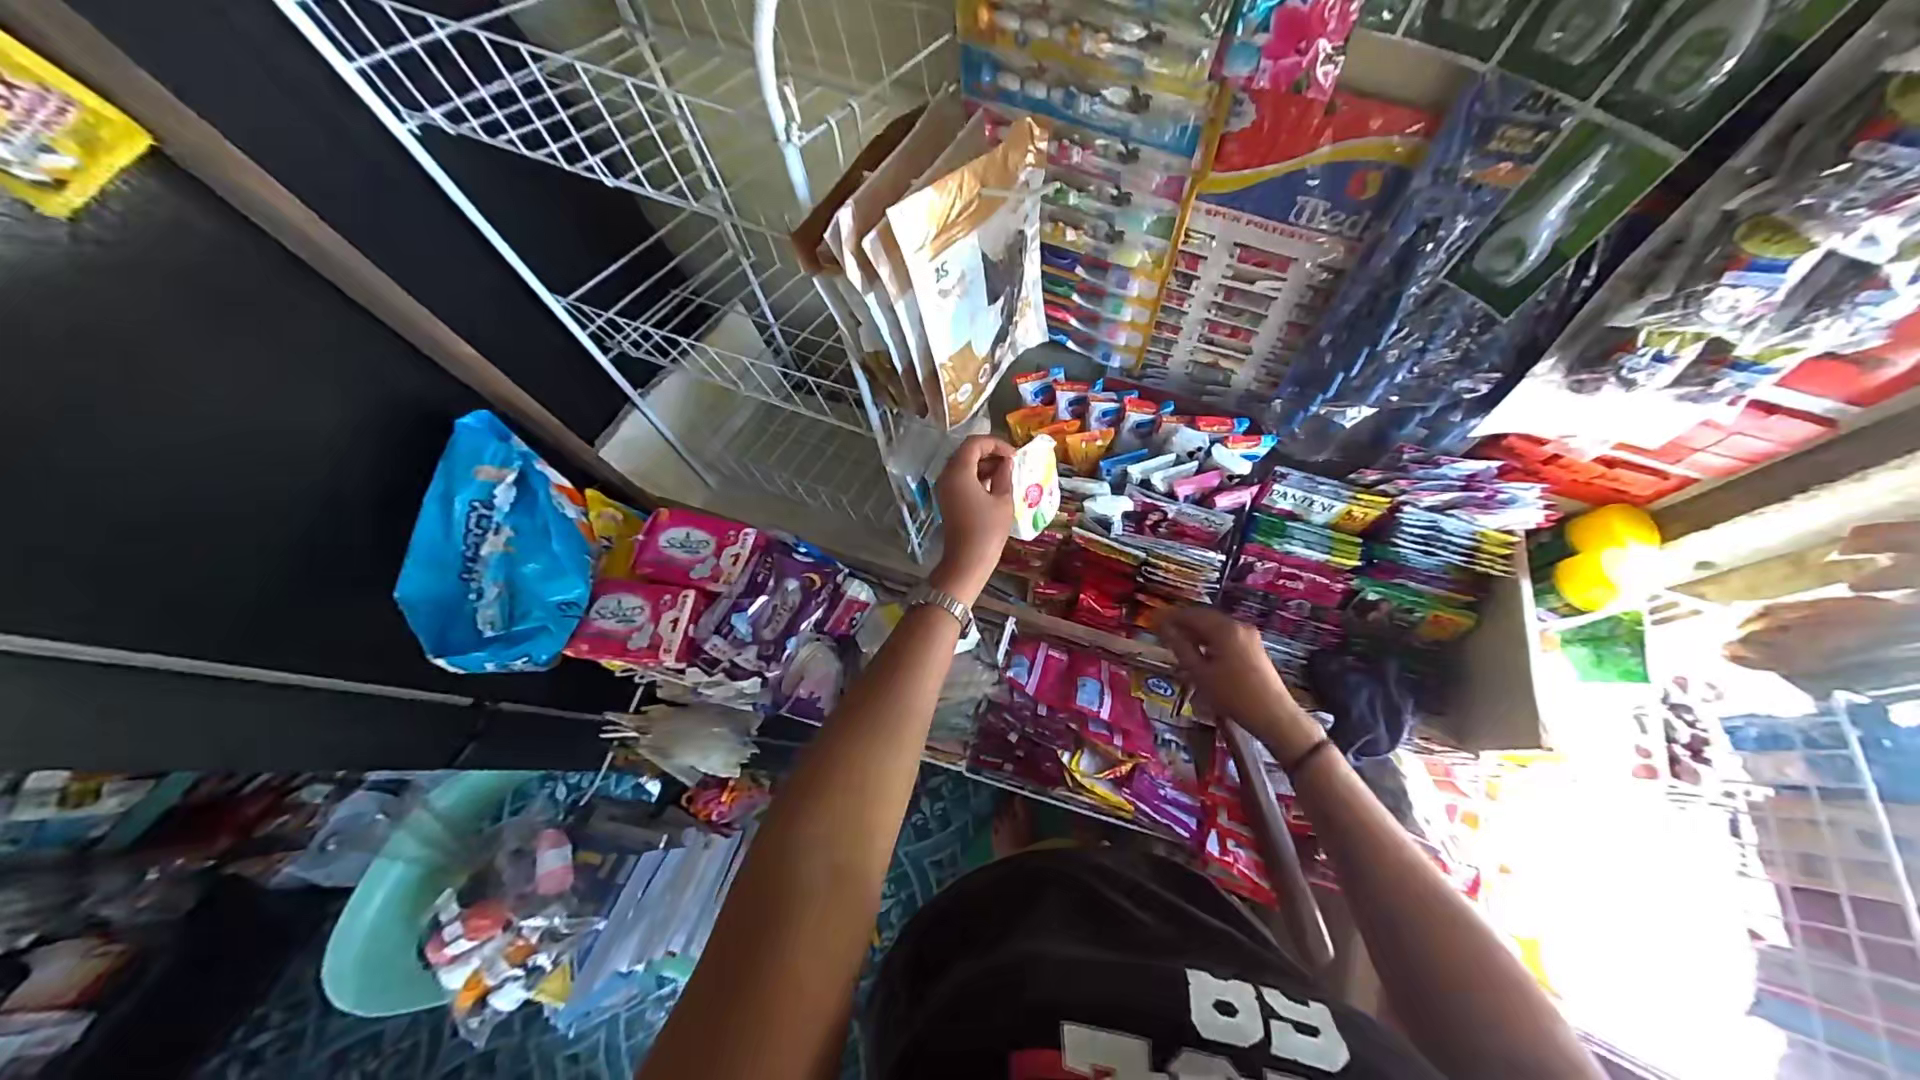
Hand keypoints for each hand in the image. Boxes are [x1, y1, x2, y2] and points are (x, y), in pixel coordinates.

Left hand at [929, 434, 1014, 602]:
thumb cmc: (987, 530)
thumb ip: (1004, 475)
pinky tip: (996, 484)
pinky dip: (977, 476)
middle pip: (967, 452)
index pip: (974, 443)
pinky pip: (961, 478)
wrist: (967, 560)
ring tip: (1007, 473)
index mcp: (958, 471)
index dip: (996, 443)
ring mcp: (945, 487)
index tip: (1013, 455)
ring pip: (964, 465)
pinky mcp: (948, 499)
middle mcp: (946, 475)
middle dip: (990, 452)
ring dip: (985, 464)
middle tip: (1012, 462)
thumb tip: (1007, 462)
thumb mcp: (1002, 499)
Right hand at [1155, 606, 1320, 761]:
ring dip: (1196, 632)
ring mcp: (1249, 636)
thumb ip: (1181, 647)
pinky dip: (1210, 639)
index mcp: (1224, 629)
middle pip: (1205, 617)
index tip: (1154, 621)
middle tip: (1163, 632)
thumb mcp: (1200, 673)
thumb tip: (1164, 629)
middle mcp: (1238, 626)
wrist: (1273, 715)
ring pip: (1216, 627)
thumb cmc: (1232, 695)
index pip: (1191, 614)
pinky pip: (1226, 635)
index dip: (1171, 616)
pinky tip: (1201, 652)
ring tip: (1179, 643)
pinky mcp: (1254, 647)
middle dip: (1183, 623)